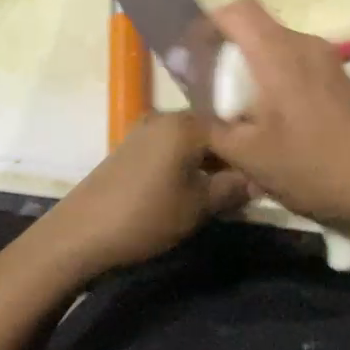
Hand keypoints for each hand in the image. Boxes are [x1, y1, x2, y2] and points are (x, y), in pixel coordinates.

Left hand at [39, 112, 251, 275]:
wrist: (81, 233)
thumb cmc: (146, 216)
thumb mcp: (198, 206)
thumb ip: (233, 188)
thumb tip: (259, 178)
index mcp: (186, 122)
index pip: (235, 127)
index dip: (254, 152)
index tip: (269, 176)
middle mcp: (166, 116)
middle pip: (213, 130)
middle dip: (231, 157)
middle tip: (250, 186)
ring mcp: (145, 130)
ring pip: (192, 141)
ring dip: (209, 162)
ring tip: (225, 191)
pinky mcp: (131, 147)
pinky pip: (172, 148)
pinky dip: (188, 164)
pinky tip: (194, 188)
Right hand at [207, 0, 349, 231]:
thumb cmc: (314, 165)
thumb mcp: (249, 156)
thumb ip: (213, 130)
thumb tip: (197, 114)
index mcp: (279, 53)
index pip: (237, 10)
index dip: (207, 25)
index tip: (192, 57)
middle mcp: (305, 46)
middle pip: (255, 30)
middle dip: (226, 56)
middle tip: (210, 94)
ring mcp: (328, 62)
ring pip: (276, 51)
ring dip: (251, 74)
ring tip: (239, 116)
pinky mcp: (340, 83)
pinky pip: (296, 68)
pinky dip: (274, 85)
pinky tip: (273, 128)